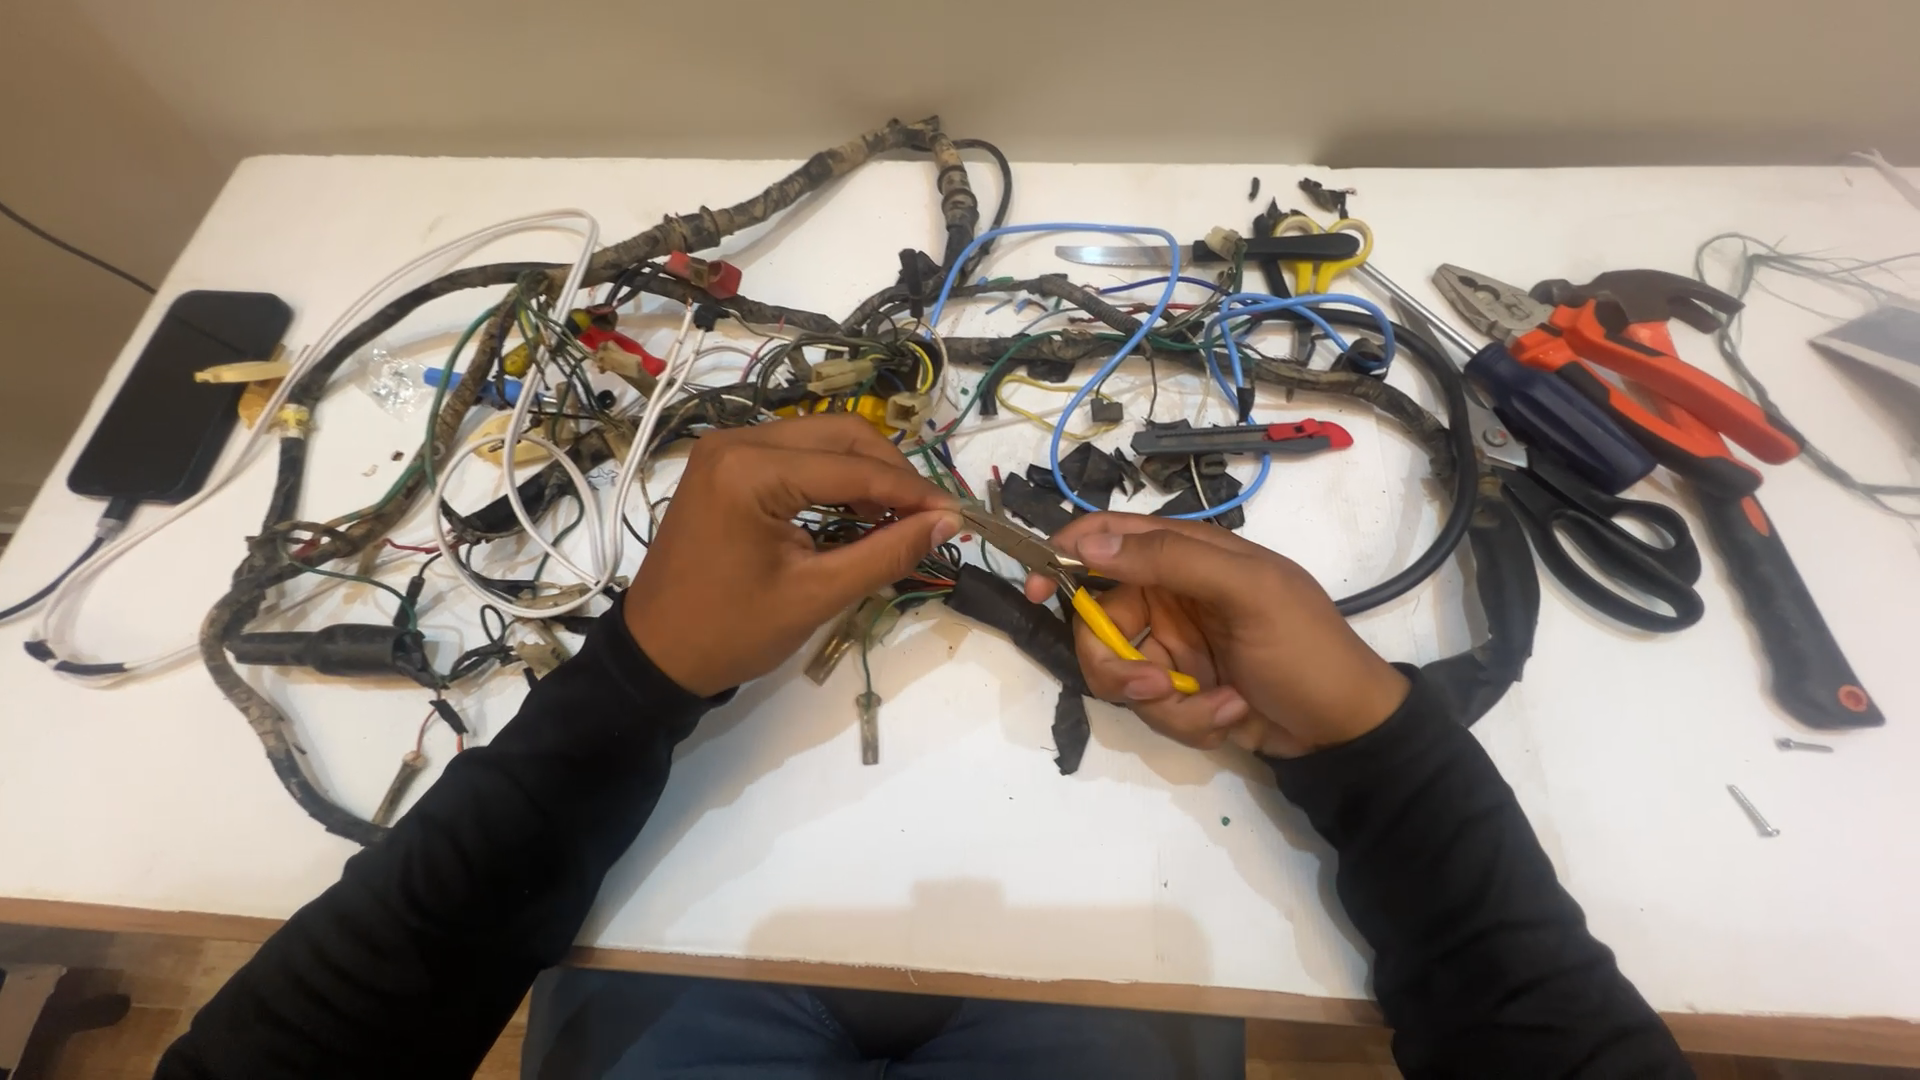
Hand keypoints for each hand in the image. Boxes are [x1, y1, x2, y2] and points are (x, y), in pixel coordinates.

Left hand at [624, 415, 960, 695]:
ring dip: (867, 471)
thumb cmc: (731, 631)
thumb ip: (886, 553)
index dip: (912, 491)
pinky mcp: (727, 464)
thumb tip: (947, 522)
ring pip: (822, 439)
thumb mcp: (816, 595)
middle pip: (841, 435)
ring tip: (899, 515)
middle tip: (929, 514)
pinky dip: (836, 477)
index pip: (853, 468)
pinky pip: (798, 454)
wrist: (656, 653)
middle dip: (892, 473)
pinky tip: (859, 508)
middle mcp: (737, 440)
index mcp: (750, 470)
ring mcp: (728, 448)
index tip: (956, 514)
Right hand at [1026, 513, 1407, 757]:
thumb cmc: (1305, 647)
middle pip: (1097, 622)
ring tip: (1216, 706)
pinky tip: (1231, 714)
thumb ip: (1170, 559)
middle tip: (1154, 688)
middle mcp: (1167, 597)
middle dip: (1118, 665)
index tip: (1037, 589)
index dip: (1064, 556)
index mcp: (1184, 556)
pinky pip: (1149, 706)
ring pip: (1119, 673)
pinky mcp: (1177, 689)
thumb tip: (1089, 543)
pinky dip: (1187, 718)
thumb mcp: (1247, 592)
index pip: (1107, 538)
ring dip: (1164, 702)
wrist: (1346, 729)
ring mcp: (1170, 645)